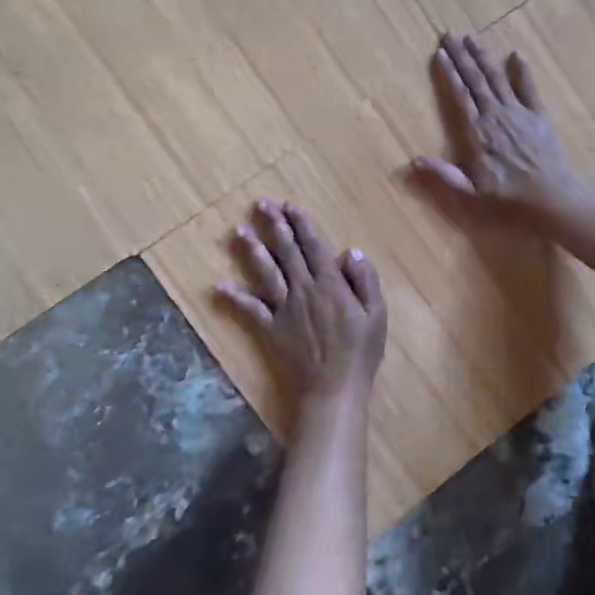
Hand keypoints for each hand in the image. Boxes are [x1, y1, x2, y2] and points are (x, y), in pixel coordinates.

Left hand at [216, 200, 386, 402]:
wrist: (333, 389)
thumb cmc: (360, 352)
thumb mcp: (377, 313)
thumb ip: (365, 279)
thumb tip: (351, 251)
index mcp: (330, 284)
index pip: (314, 246)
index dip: (302, 224)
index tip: (290, 205)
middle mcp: (303, 289)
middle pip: (287, 252)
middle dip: (275, 226)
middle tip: (261, 205)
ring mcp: (283, 309)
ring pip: (266, 273)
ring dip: (252, 250)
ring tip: (239, 230)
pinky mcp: (270, 329)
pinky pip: (249, 310)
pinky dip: (234, 298)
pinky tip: (218, 285)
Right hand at [414, 33, 585, 222]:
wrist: (551, 198)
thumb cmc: (508, 198)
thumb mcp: (471, 193)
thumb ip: (444, 175)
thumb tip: (414, 160)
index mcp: (478, 132)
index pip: (460, 95)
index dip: (449, 73)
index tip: (440, 53)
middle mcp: (496, 115)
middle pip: (476, 80)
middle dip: (462, 56)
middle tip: (450, 34)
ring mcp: (519, 113)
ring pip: (498, 78)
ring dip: (484, 57)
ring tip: (473, 37)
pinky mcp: (539, 116)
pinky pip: (529, 88)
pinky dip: (522, 71)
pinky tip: (516, 54)